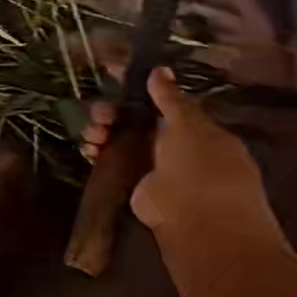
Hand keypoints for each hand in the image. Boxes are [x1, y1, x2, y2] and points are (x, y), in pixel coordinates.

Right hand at [83, 70, 281, 246]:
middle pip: (134, 117)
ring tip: (95, 134)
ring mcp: (153, 164)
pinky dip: (97, 151)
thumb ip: (171, 100)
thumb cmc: (205, 173)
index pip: (162, 98)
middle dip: (113, 111)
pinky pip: (109, 158)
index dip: (137, 83)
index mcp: (196, 130)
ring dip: (101, 129)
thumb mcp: (190, 129)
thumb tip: (159, 69)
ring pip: (118, 136)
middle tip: (102, 114)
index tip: (108, 68)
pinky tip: (90, 150)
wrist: (203, 227)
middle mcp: (174, 144)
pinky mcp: (133, 182)